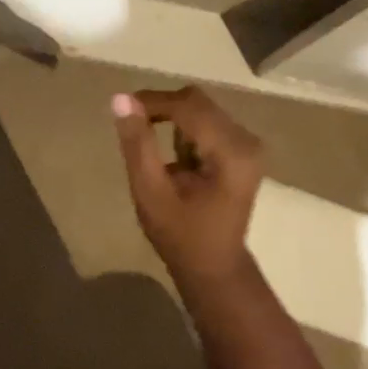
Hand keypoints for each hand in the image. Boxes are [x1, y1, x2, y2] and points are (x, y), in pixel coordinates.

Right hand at [112, 87, 264, 285]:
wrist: (215, 269)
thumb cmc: (180, 236)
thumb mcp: (150, 193)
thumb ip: (137, 144)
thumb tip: (120, 99)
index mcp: (231, 151)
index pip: (188, 106)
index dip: (153, 101)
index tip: (123, 108)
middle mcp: (246, 140)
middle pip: (197, 102)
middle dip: (162, 106)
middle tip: (132, 122)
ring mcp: (247, 145)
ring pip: (202, 109)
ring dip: (172, 116)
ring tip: (148, 139)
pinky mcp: (242, 150)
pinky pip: (208, 123)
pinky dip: (184, 128)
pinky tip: (173, 154)